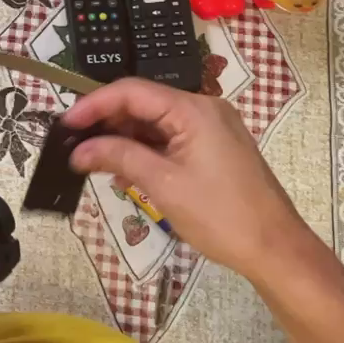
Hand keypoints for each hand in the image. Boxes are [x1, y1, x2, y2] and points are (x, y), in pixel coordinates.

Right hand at [61, 78, 316, 284]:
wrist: (278, 251)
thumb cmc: (220, 216)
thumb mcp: (162, 185)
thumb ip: (117, 157)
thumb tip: (78, 150)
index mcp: (192, 109)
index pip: (131, 91)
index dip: (93, 104)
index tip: (66, 124)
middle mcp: (203, 108)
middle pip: (142, 103)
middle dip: (106, 122)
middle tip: (75, 144)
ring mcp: (211, 127)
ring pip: (154, 121)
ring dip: (124, 138)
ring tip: (94, 160)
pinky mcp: (214, 146)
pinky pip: (169, 136)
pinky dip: (145, 149)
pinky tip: (125, 169)